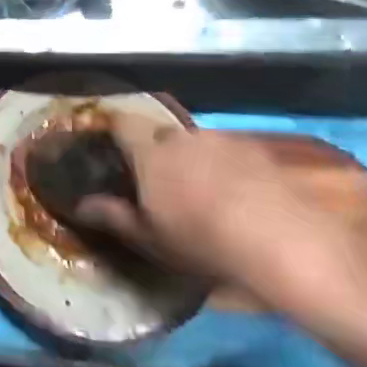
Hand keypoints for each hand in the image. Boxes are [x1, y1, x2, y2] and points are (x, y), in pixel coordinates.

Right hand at [71, 123, 365, 310]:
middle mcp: (183, 136)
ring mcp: (225, 141)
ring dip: (192, 160)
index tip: (109, 147)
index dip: (113, 130)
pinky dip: (225, 168)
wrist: (286, 243)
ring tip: (197, 191)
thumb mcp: (149, 237)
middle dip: (154, 150)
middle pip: (160, 134)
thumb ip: (112, 216)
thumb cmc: (202, 240)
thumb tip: (80, 205)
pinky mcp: (260, 152)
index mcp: (150, 151)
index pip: (122, 123)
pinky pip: (230, 154)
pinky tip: (234, 196)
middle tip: (154, 179)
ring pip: (196, 144)